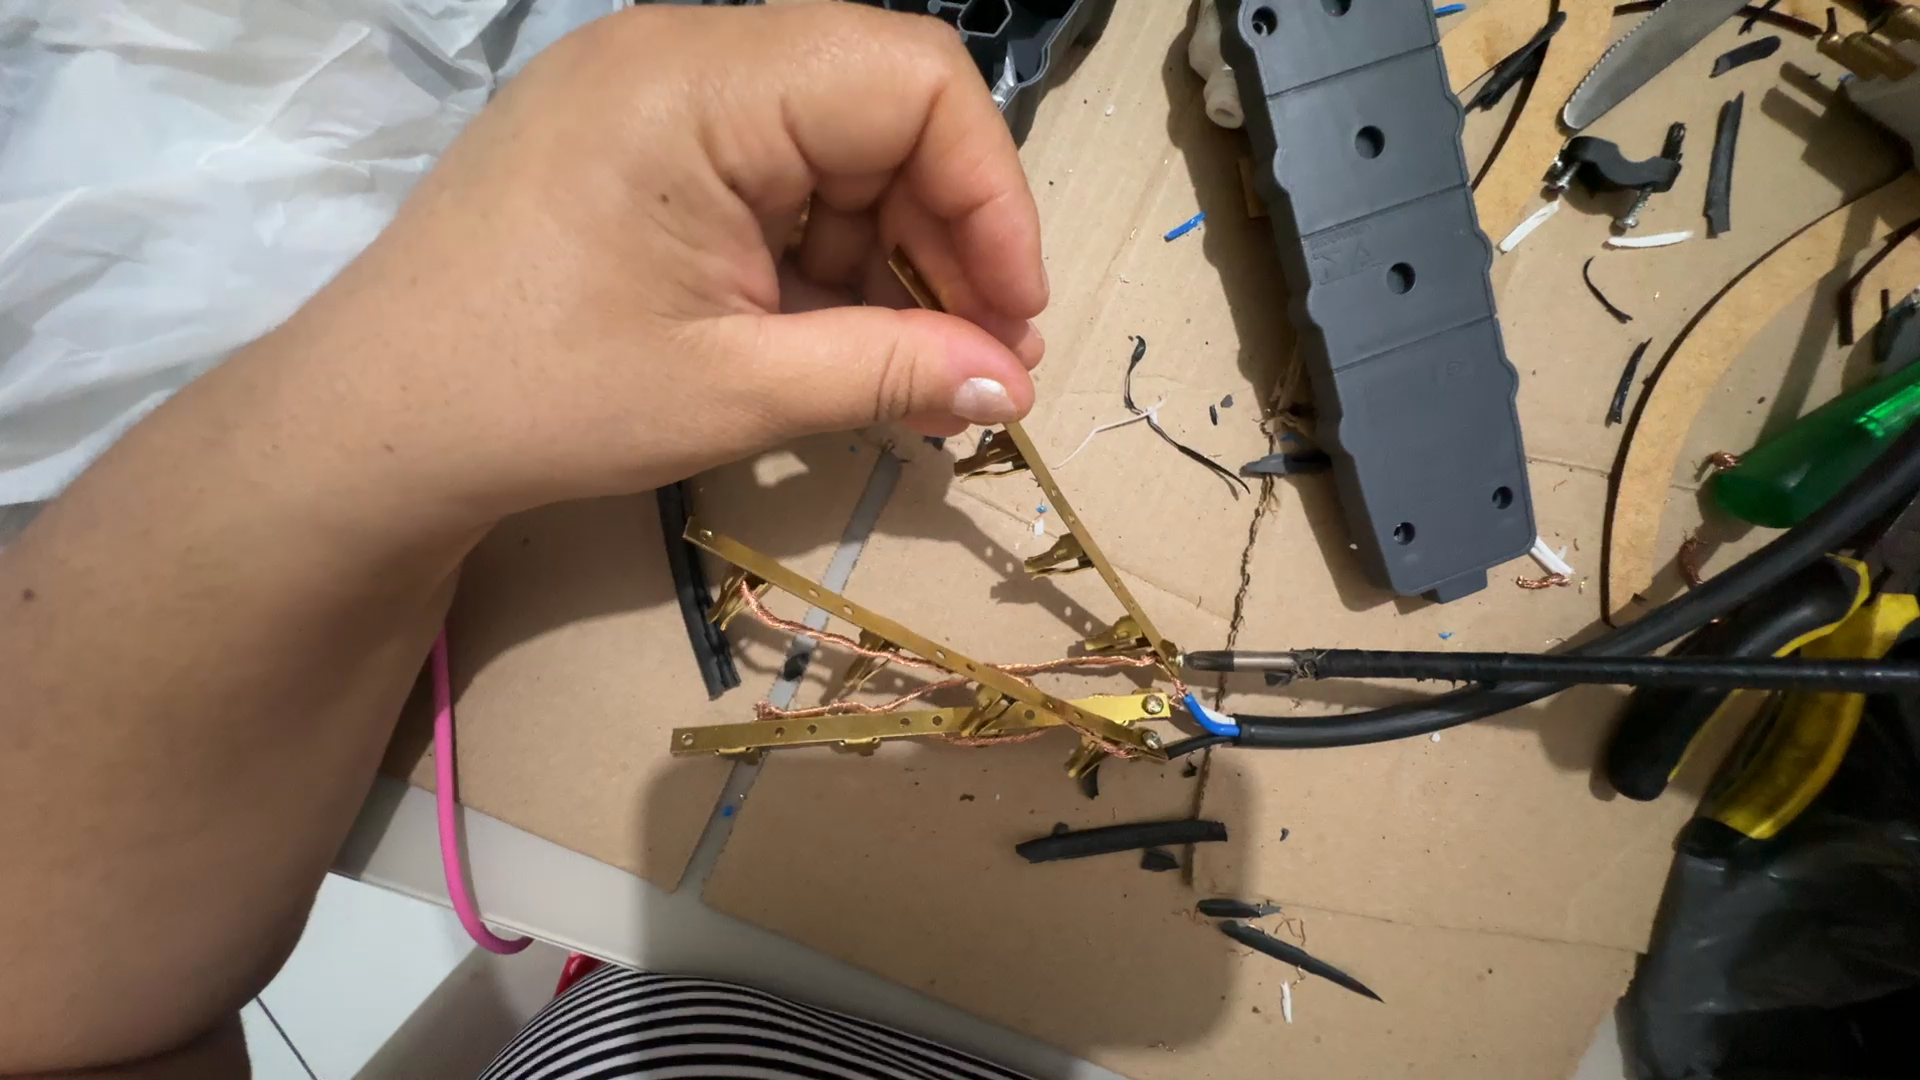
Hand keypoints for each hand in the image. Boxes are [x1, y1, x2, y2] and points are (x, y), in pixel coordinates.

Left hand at [266, 1, 1046, 521]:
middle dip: (956, 252)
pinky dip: (851, 288)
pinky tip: (871, 361)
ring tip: (934, 384)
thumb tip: (1014, 389)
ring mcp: (686, 121)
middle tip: (986, 368)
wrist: (391, 427)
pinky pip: (804, 213)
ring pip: (857, 178)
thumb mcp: (739, 392)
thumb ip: (891, 376)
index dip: (992, 196)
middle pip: (892, 128)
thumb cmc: (547, 400)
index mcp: (702, 84)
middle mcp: (699, 69)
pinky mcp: (680, 178)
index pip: (912, 80)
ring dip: (909, 281)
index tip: (1016, 314)